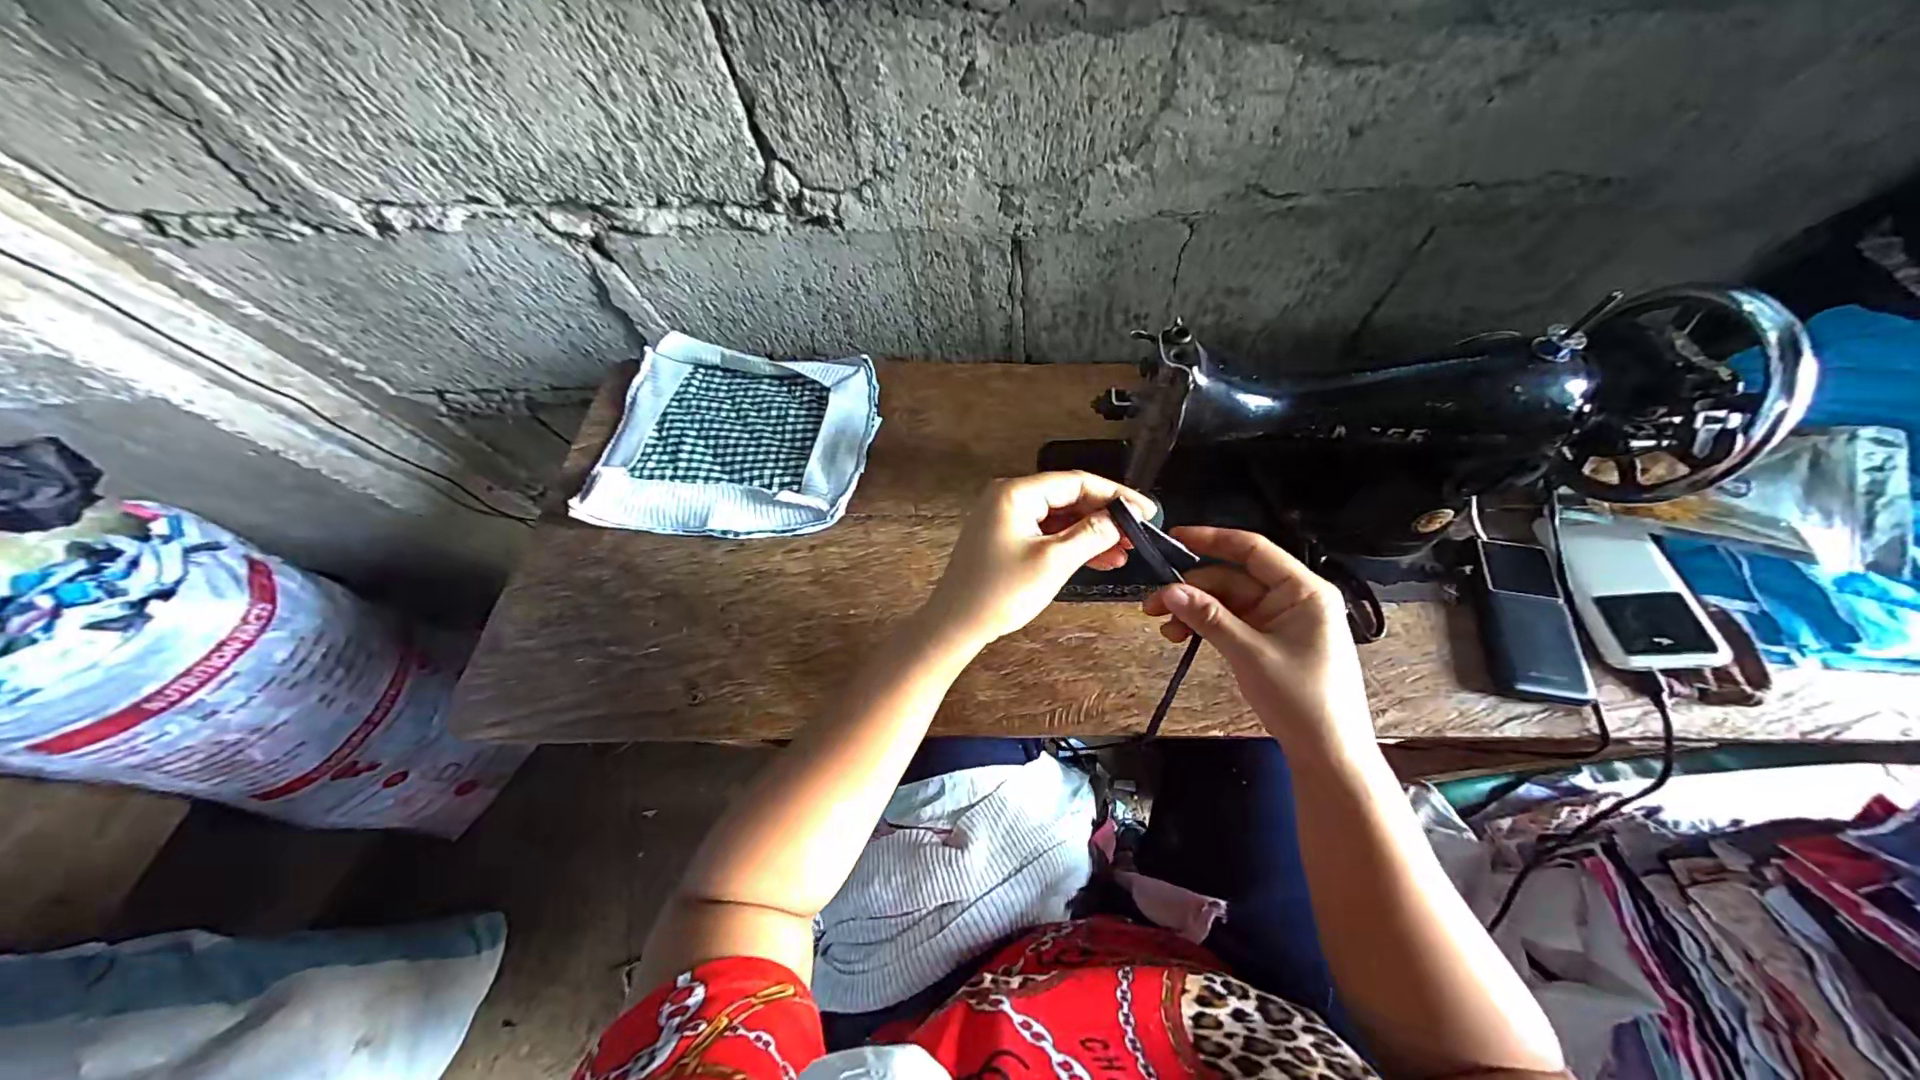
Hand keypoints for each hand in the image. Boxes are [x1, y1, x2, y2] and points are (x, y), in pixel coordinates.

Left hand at [923, 472, 1156, 647]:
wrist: (956, 624)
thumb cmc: (995, 594)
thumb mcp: (1053, 561)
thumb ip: (1090, 534)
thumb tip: (1117, 518)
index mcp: (1014, 493)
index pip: (1076, 482)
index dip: (1115, 495)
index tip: (1143, 510)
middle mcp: (1007, 498)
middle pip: (1068, 497)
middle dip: (1105, 515)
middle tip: (1136, 532)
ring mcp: (1005, 518)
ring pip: (1060, 516)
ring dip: (1091, 532)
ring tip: (1123, 550)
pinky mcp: (1005, 537)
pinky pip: (1046, 532)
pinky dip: (1071, 543)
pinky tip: (1098, 557)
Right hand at [1143, 527, 1374, 756]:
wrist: (1328, 753)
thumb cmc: (1303, 700)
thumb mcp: (1250, 654)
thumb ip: (1209, 617)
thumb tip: (1170, 591)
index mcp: (1304, 591)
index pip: (1253, 550)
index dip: (1212, 540)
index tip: (1176, 538)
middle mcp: (1293, 599)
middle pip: (1232, 579)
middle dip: (1191, 590)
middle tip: (1153, 605)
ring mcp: (1281, 621)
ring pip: (1227, 602)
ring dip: (1194, 611)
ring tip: (1165, 629)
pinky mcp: (1270, 641)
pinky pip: (1232, 622)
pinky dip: (1206, 627)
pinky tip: (1183, 636)